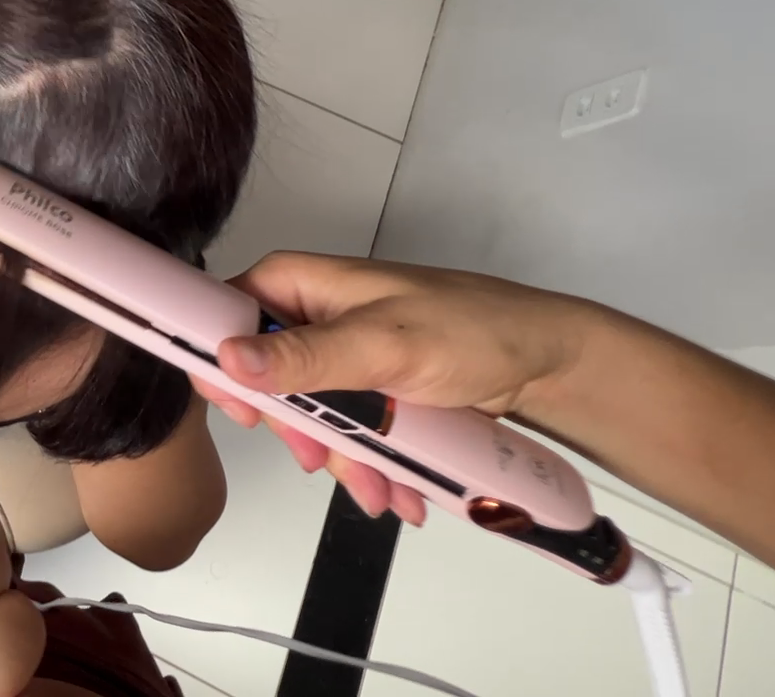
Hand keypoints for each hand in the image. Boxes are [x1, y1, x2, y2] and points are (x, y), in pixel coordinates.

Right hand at [192, 252, 602, 523]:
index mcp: (288, 284)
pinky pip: (336, 425)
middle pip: (258, 376)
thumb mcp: (383, 345)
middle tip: (323, 462)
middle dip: (297, 430)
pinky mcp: (356, 382)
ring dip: (338, 457)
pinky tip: (393, 486)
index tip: (248, 415)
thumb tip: (228, 358)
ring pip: (299, 410)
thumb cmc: (471, 332)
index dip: (221, 367)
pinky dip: (362, 460)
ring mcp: (328, 350)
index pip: (220, 319)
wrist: (554, 363)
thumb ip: (305, 356)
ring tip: (381, 491)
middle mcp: (299, 314)